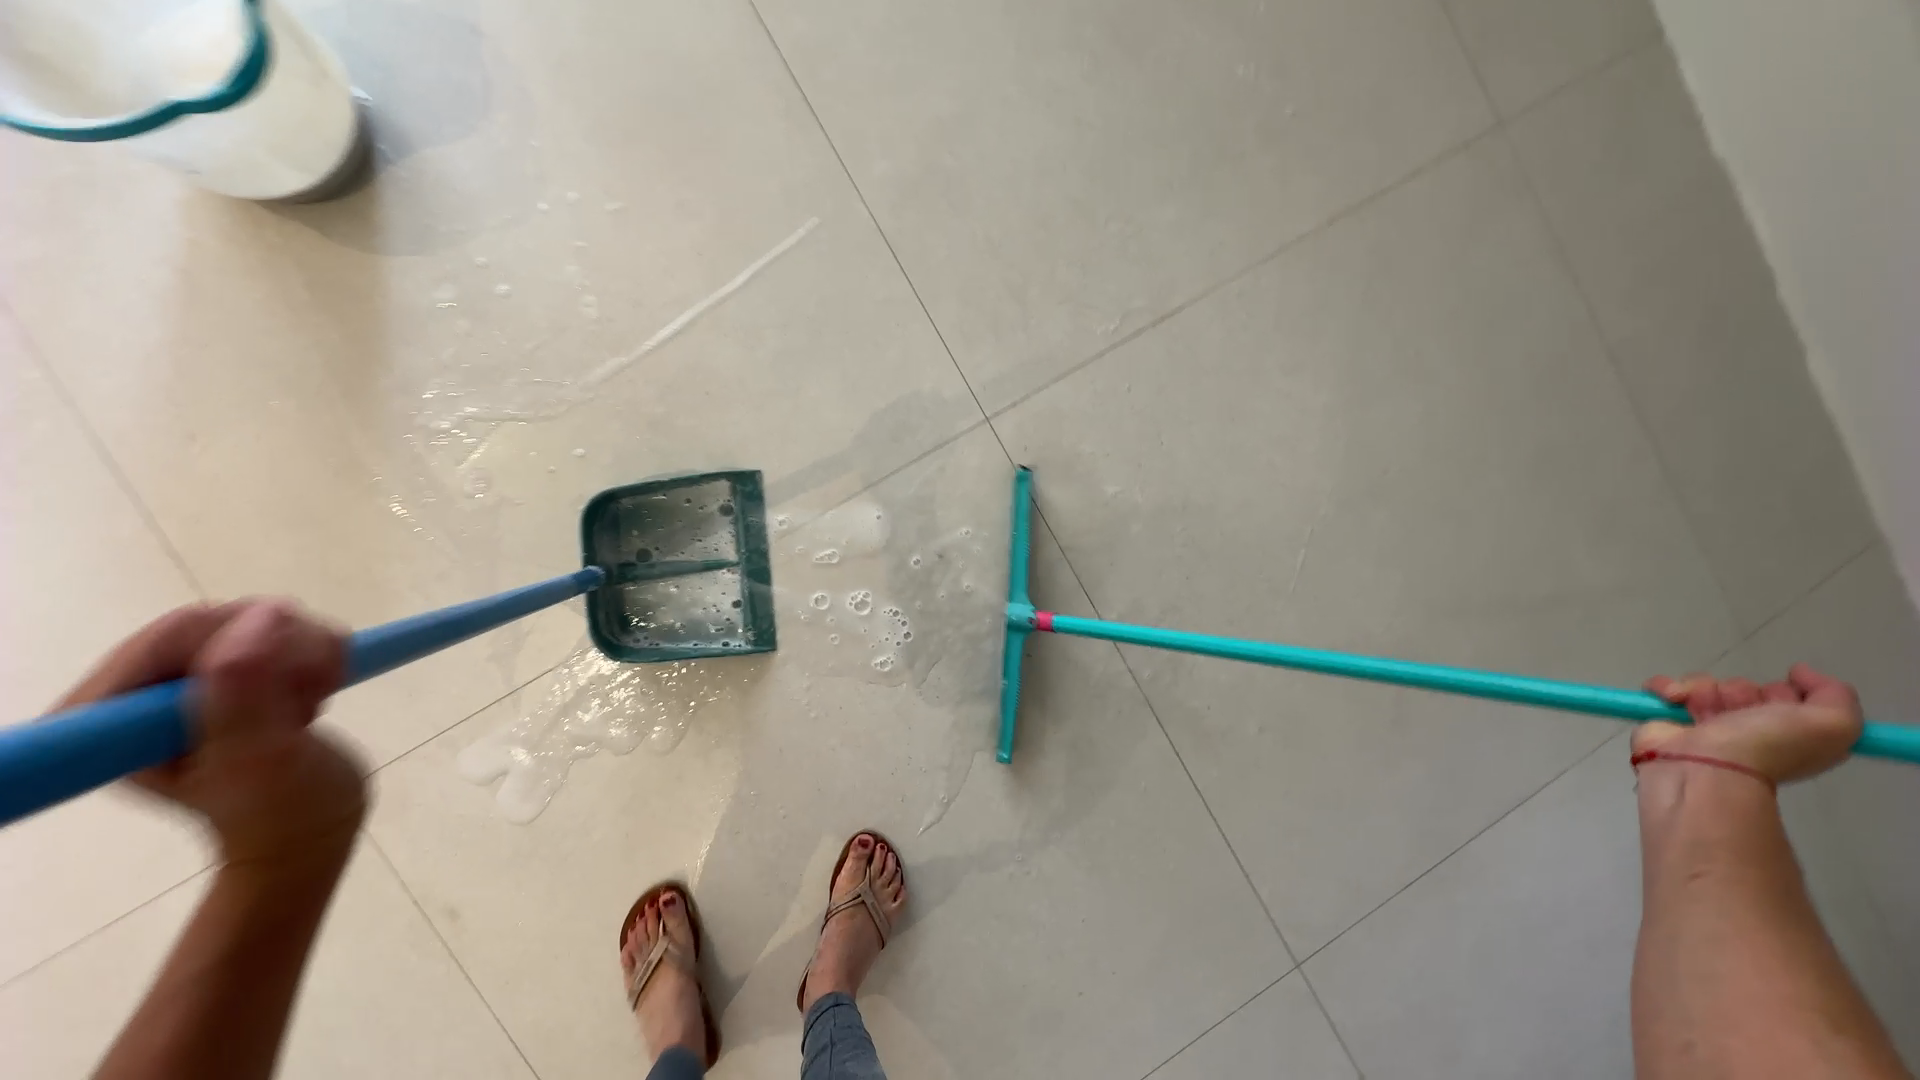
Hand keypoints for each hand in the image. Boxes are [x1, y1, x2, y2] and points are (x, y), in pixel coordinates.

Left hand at [55, 600, 365, 863]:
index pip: (173, 636)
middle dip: (282, 648)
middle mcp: (141, 691)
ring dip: (307, 652)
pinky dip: (318, 651)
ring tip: (314, 699)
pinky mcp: (237, 674)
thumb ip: (246, 687)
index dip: (242, 643)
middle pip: (219, 622)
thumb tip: (263, 613)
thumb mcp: (259, 757)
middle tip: (310, 695)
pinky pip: (283, 630)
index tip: (289, 685)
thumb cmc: (283, 811)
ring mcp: (191, 681)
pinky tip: (318, 689)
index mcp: (113, 715)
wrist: (315, 829)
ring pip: (259, 621)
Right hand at [1638, 664, 1861, 784]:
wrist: (1705, 766)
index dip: (1784, 695)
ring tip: (1703, 715)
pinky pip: (1664, 685)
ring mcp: (1704, 721)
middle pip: (1744, 686)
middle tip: (1738, 716)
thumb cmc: (1767, 746)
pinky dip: (1666, 687)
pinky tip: (1674, 700)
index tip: (1781, 709)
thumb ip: (1835, 694)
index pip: (1786, 693)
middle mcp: (1746, 726)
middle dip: (1740, 694)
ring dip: (1703, 692)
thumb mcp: (1833, 725)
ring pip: (1705, 683)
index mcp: (1784, 731)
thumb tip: (1799, 672)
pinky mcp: (1666, 716)